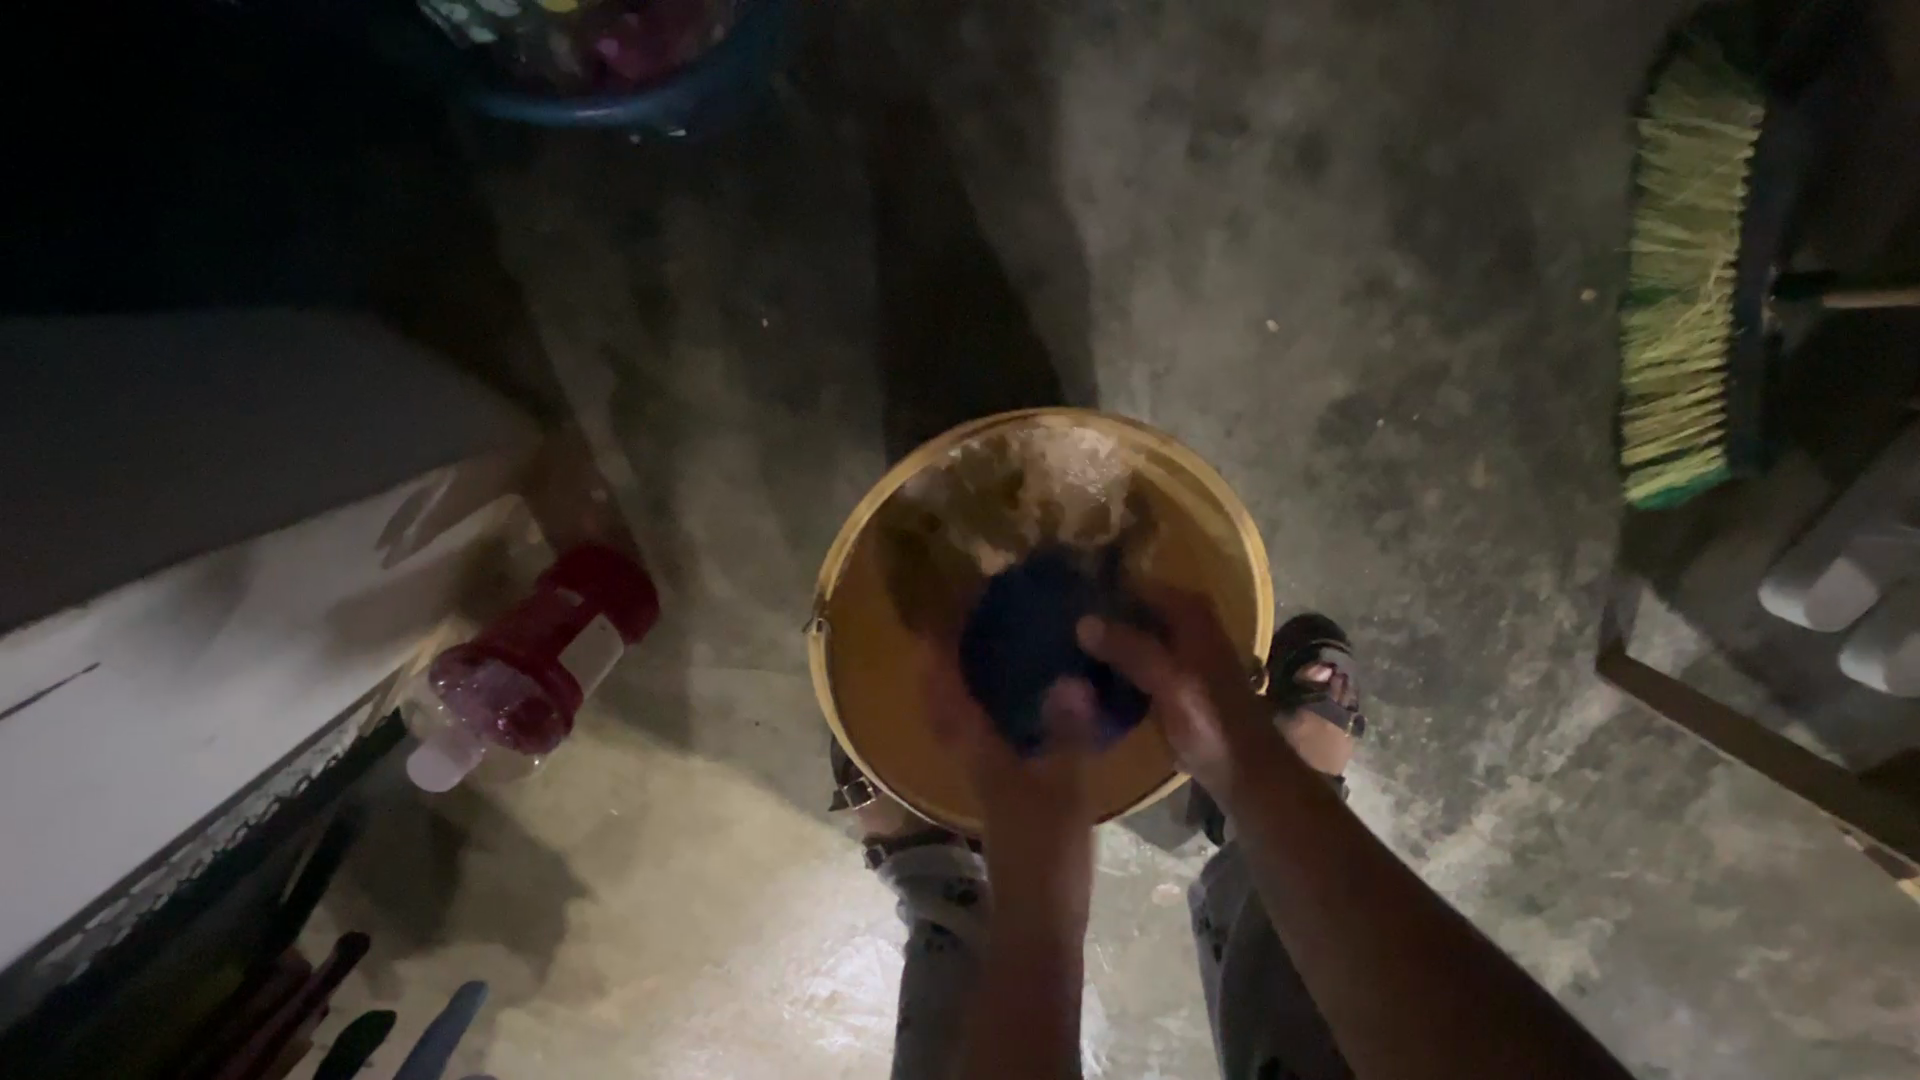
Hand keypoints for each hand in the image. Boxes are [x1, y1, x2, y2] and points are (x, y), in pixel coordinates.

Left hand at [923, 646, 1098, 920]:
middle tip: (945, 636)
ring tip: (968, 661)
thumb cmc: (1048, 852)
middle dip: (937, 673)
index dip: (938, 661)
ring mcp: (984, 782)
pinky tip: (1004, 712)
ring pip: (955, 727)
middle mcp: (973, 764)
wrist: (1038, 916)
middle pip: (941, 711)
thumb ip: (1067, 734)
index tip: (935, 624)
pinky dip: (977, 716)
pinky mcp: (1000, 797)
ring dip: (952, 693)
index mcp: (982, 756)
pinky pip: (976, 741)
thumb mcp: (1065, 789)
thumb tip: (1068, 679)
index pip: (948, 699)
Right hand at [1076, 588, 1285, 804]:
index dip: (1100, 593)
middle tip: (1054, 632)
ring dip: (1101, 645)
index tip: (1061, 604)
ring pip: (1127, 636)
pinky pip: (1129, 661)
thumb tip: (1081, 621)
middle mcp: (1182, 621)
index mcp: (1188, 611)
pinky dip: (1111, 666)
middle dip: (1097, 620)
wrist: (1241, 768)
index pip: (1134, 585)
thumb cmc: (1209, 720)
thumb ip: (1129, 648)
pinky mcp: (1166, 677)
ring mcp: (1174, 650)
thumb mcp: (1169, 680)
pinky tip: (1083, 676)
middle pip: (1128, 609)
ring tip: (1060, 652)